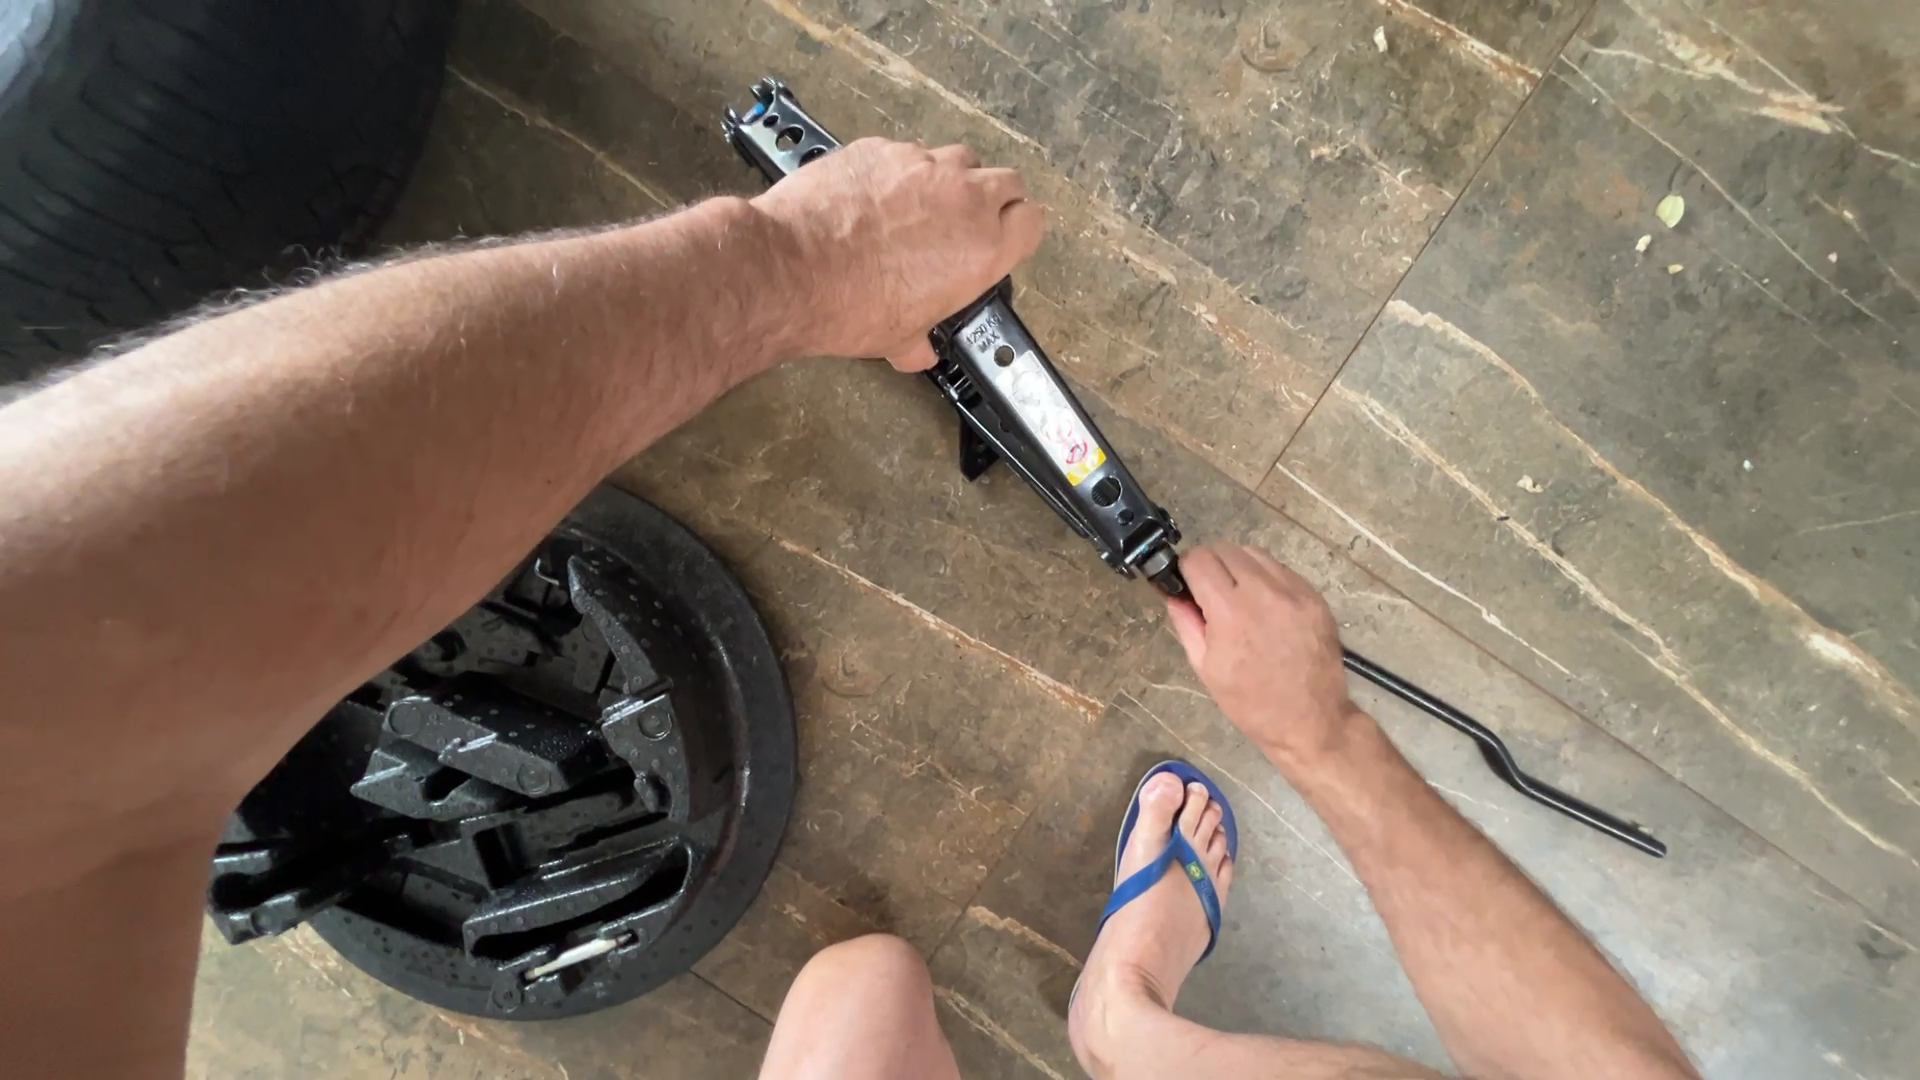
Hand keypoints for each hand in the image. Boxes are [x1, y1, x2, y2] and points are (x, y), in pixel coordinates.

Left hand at [751, 138, 1044, 370]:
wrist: (793, 271)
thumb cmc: (851, 307)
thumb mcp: (899, 339)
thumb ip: (920, 342)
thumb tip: (919, 351)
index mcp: (983, 249)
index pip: (1032, 222)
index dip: (1019, 231)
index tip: (1006, 240)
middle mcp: (962, 199)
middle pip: (1007, 181)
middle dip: (993, 201)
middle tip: (968, 224)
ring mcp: (921, 166)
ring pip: (959, 159)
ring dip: (951, 181)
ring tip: (923, 209)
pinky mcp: (882, 148)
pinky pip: (906, 154)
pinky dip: (901, 173)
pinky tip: (877, 199)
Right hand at [1166, 544, 1360, 769]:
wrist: (1309, 720)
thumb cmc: (1249, 701)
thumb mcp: (1204, 666)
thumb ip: (1185, 621)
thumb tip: (1172, 592)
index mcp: (1230, 611)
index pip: (1198, 559)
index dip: (1185, 569)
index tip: (1186, 584)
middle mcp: (1264, 592)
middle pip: (1224, 548)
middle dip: (1209, 564)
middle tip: (1208, 591)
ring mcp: (1295, 592)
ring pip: (1253, 552)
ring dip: (1237, 566)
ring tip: (1237, 595)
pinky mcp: (1315, 597)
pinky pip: (1280, 569)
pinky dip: (1264, 577)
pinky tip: (1263, 604)